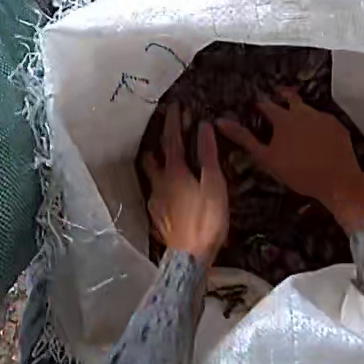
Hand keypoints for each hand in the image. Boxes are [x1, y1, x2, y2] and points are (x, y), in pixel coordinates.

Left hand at [139, 108, 229, 265]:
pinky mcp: (156, 216)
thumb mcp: (214, 184)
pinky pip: (155, 193)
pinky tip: (168, 191)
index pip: (171, 139)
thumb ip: (207, 155)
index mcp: (173, 171)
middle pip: (152, 156)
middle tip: (164, 133)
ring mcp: (154, 200)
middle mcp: (158, 182)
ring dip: (155, 164)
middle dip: (157, 142)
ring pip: (150, 175)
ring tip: (162, 160)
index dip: (174, 122)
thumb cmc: (206, 219)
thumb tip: (203, 126)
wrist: (189, 257)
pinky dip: (161, 185)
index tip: (175, 106)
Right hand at [215, 88, 363, 234]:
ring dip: (298, 109)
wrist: (338, 182)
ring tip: (294, 119)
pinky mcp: (338, 126)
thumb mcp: (266, 157)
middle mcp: (303, 113)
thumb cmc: (298, 171)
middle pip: (289, 98)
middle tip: (274, 99)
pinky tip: (314, 132)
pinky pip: (322, 118)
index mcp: (284, 119)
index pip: (266, 104)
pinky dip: (315, 121)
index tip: (252, 104)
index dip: (258, 103)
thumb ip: (244, 138)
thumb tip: (221, 122)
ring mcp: (323, 118)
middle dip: (280, 97)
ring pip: (307, 107)